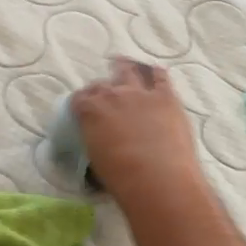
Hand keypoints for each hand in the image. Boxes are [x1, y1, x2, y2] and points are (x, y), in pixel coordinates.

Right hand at [71, 57, 203, 204]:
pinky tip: (154, 71)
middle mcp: (112, 95)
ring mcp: (140, 93)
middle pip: (102, 84)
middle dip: (101, 89)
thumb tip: (98, 142)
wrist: (159, 180)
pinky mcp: (166, 97)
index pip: (79, 98)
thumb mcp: (96, 159)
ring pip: (128, 70)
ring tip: (122, 65)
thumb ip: (94, 141)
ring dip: (124, 68)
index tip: (83, 108)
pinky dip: (155, 73)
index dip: (81, 102)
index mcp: (90, 111)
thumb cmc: (122, 179)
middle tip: (104, 96)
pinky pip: (160, 77)